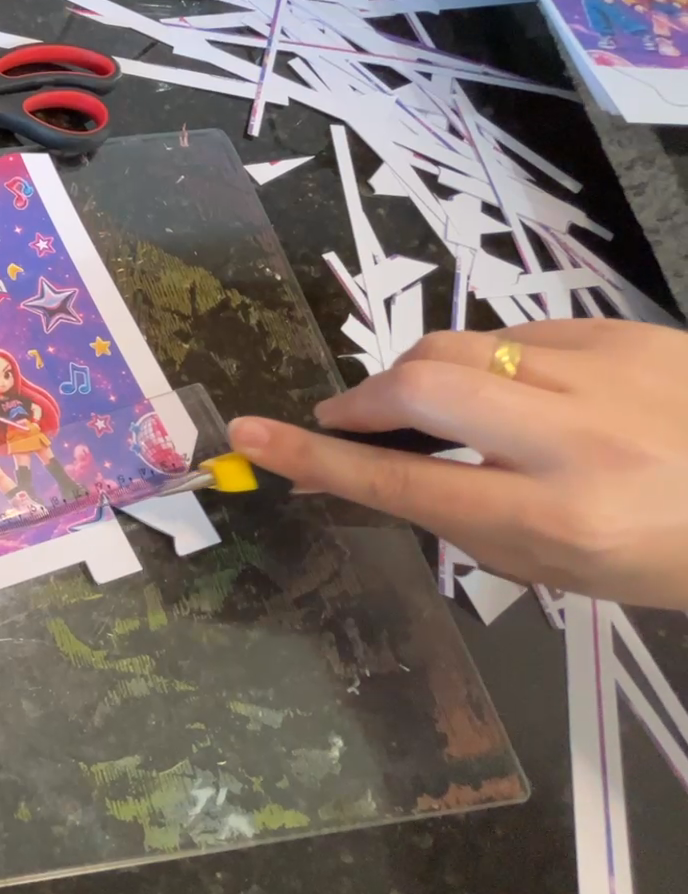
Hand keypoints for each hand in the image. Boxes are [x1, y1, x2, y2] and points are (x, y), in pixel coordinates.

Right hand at [227, 320, 687, 607]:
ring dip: (420, 378)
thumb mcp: (548, 561)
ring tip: (451, 407)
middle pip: (418, 388)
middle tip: (347, 419)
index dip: (312, 456)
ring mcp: (617, 379)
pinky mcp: (637, 336)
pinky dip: (490, 361)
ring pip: (454, 349)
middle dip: (362, 401)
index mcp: (561, 520)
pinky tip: (526, 388)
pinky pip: (514, 333)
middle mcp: (584, 445)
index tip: (246, 434)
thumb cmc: (660, 554)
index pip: (400, 481)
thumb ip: (442, 510)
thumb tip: (342, 464)